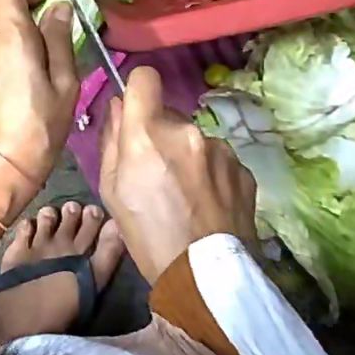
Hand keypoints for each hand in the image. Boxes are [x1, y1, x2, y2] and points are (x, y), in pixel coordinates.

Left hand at [0, 0, 78, 217]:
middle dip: (35, 4)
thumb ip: (60, 39)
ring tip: (58, 49)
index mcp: (10, 35)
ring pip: (3, 22)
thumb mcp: (64, 81)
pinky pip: (1, 42)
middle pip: (5, 1)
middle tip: (66, 24)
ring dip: (29, 25)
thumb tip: (60, 8)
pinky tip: (42, 67)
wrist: (3, 165)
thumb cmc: (40, 125)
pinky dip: (21, 42)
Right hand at [99, 66, 256, 281]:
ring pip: (195, 139)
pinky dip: (211, 174)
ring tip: (187, 196)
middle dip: (160, 134)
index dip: (137, 90)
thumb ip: (111, 141)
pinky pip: (219, 159)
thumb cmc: (145, 237)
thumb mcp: (111, 192)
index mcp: (148, 134)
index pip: (145, 77)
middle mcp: (188, 131)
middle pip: (169, 114)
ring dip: (189, 156)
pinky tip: (208, 205)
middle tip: (159, 174)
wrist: (204, 277)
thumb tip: (116, 106)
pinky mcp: (243, 168)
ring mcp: (221, 148)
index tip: (136, 111)